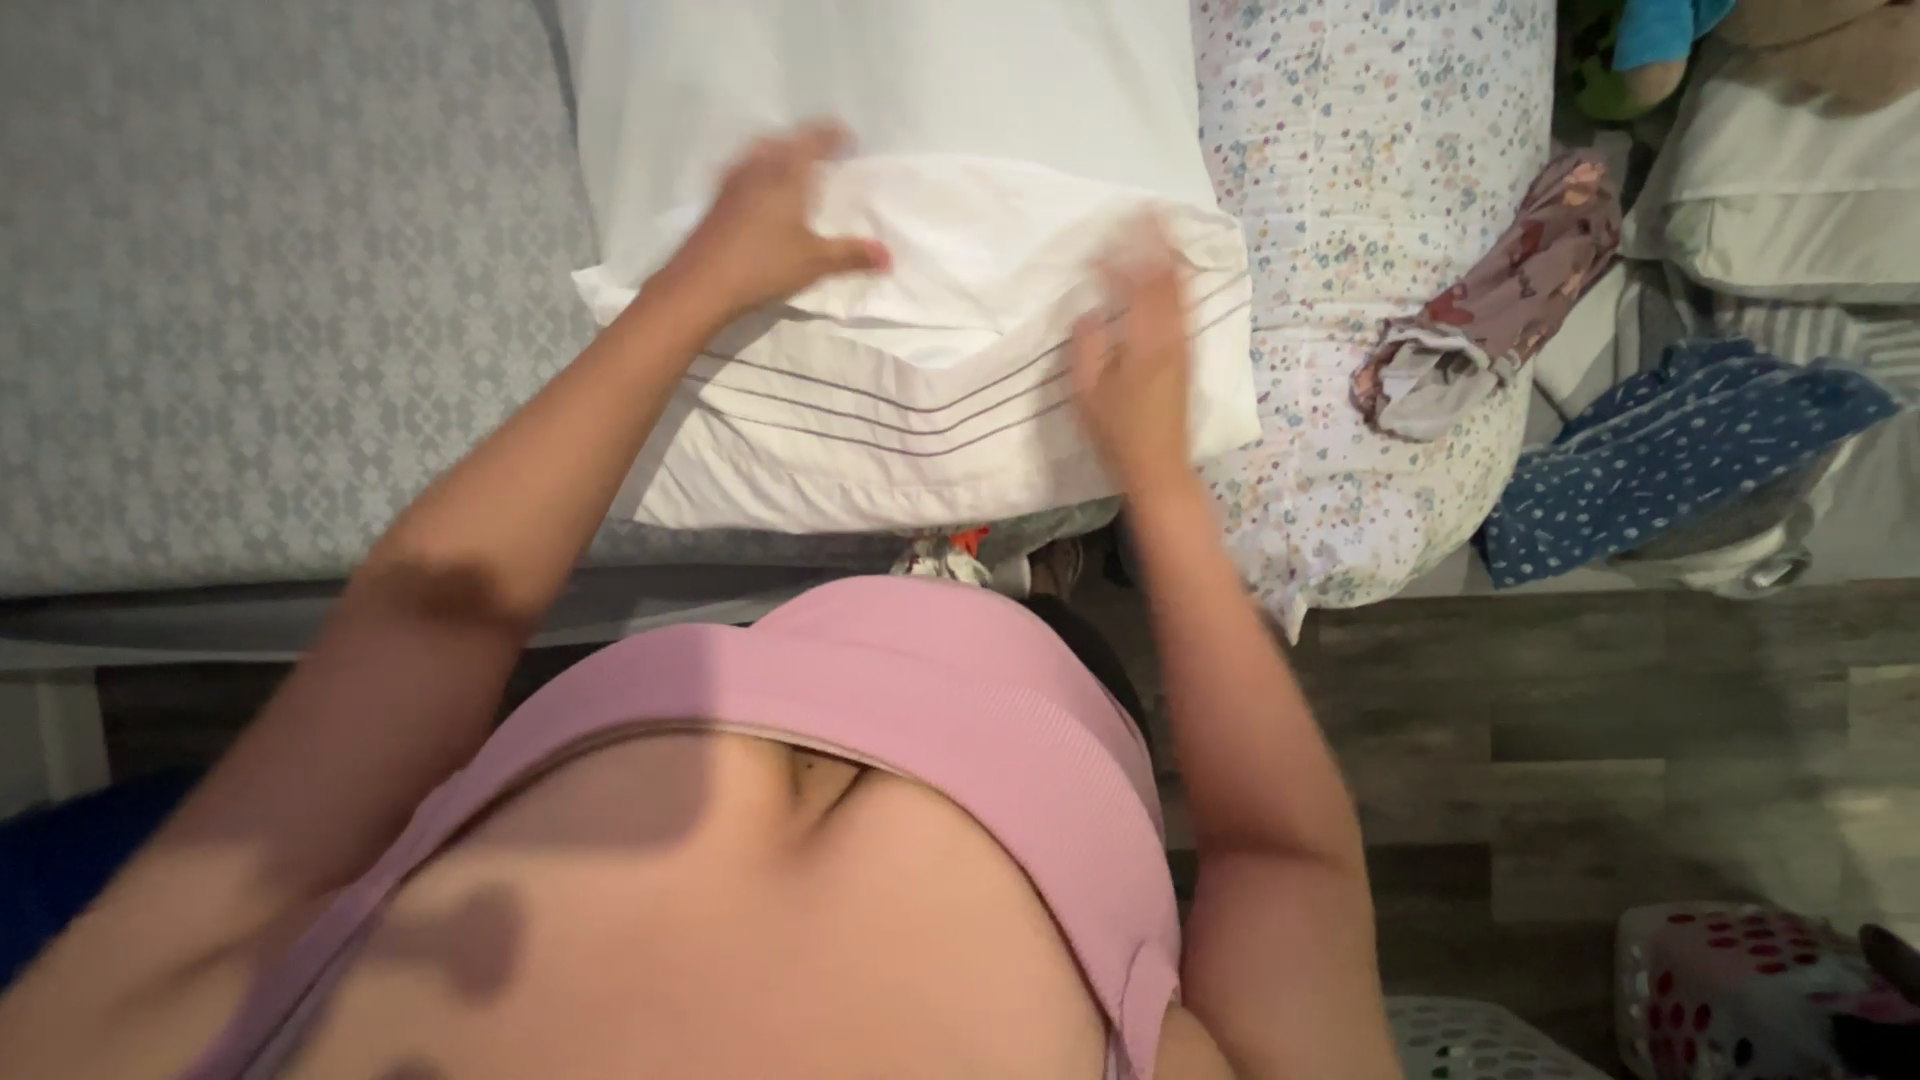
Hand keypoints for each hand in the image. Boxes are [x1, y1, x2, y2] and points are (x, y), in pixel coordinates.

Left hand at [660, 120, 891, 321]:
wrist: (701, 282)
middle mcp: (758, 167)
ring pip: (758, 152)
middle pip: (783, 139)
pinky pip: (742, 170)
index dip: (832, 134)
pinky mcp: (716, 200)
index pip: (813, 140)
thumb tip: (888, 257)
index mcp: (787, 174)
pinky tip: (759, 191)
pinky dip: (757, 170)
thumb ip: (851, 255)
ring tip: (789, 165)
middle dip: (803, 140)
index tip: (847, 135)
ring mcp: (733, 181)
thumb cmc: (763, 265)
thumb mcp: (814, 262)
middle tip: (819, 149)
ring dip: (777, 151)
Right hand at [1068, 215, 1195, 498]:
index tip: (1098, 243)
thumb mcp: (1087, 394)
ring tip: (1158, 227)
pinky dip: (1176, 277)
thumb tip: (1089, 312)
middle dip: (1156, 238)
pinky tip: (1167, 270)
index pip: (1135, 283)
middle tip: (1141, 210)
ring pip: (1183, 286)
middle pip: (1169, 273)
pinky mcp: (1189, 354)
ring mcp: (1185, 343)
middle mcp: (1172, 334)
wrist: (1160, 467)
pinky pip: (1186, 302)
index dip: (1117, 257)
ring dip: (1170, 253)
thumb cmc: (1118, 434)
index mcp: (1145, 340)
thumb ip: (1086, 347)